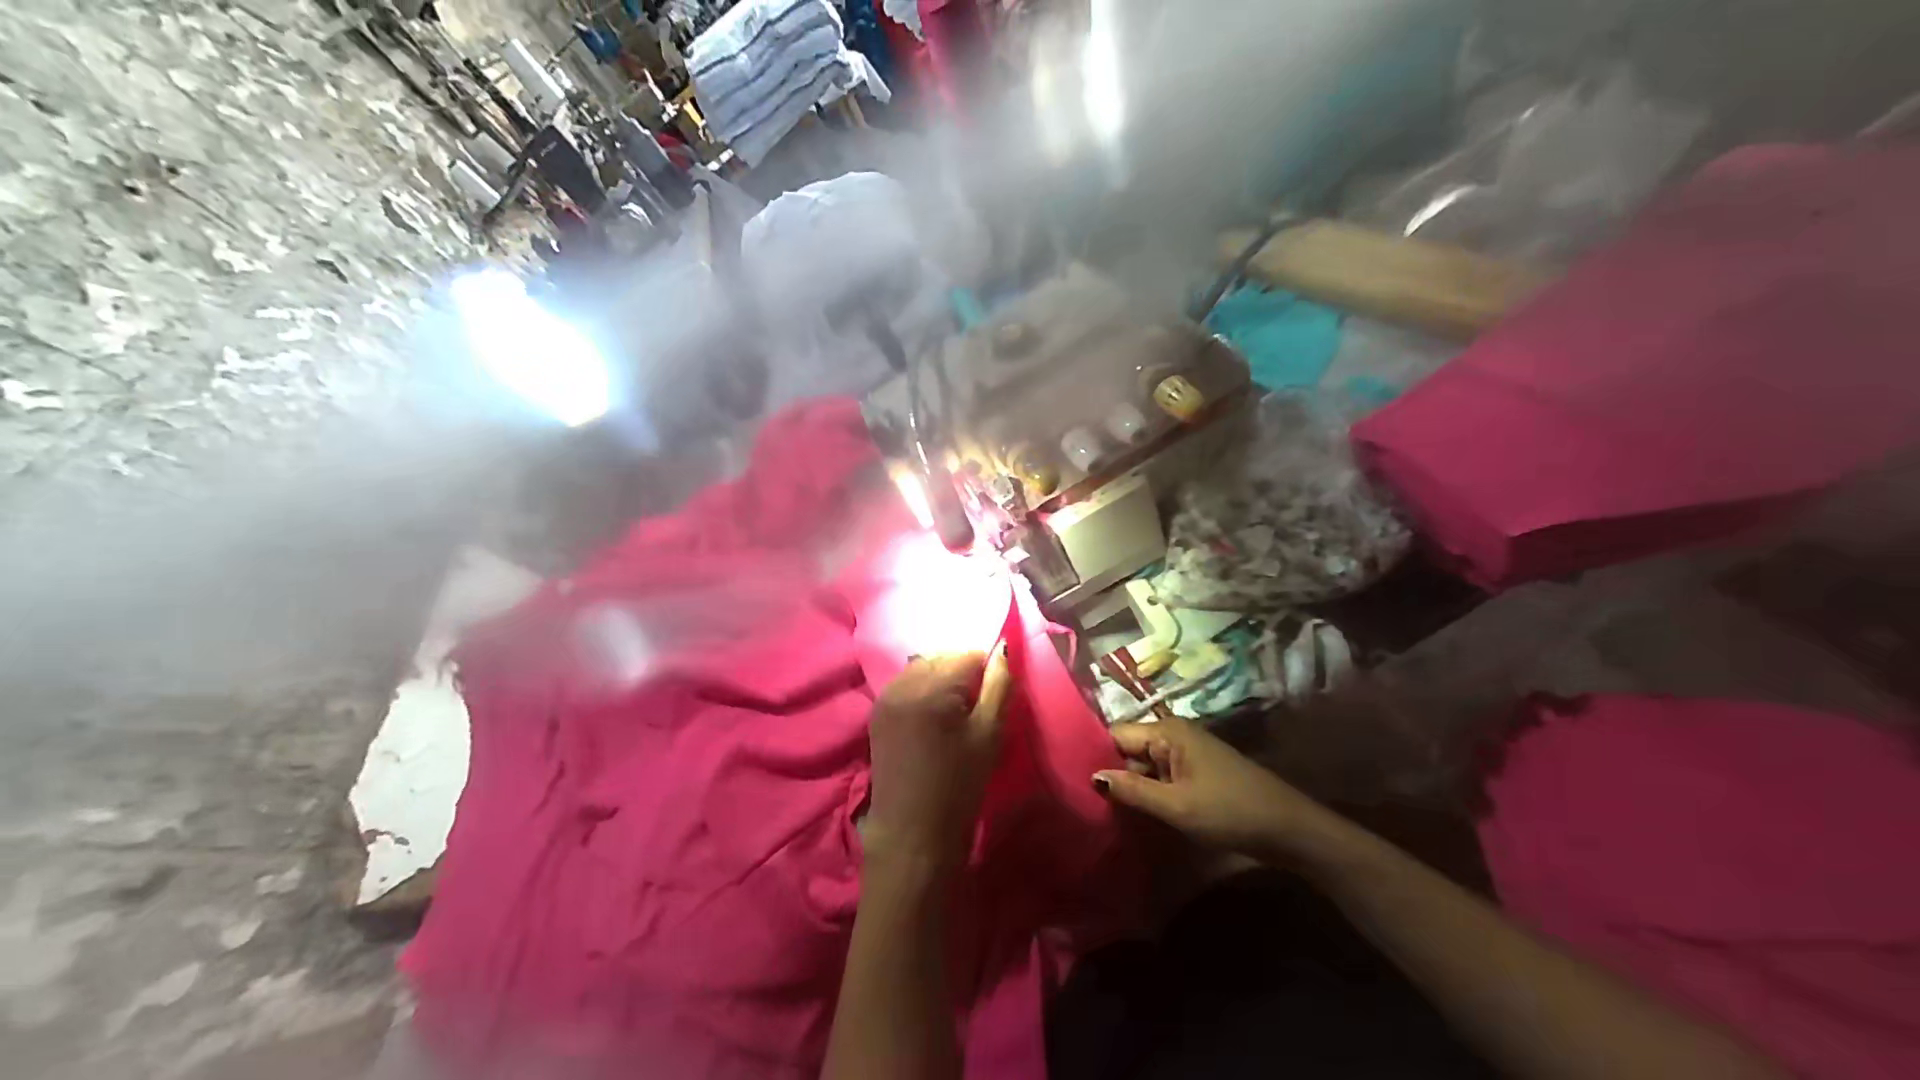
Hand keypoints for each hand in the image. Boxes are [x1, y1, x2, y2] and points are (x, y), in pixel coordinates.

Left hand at [864, 643, 1012, 873]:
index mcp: (930, 689)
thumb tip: (1003, 648)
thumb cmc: (958, 788)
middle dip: (963, 672)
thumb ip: (999, 686)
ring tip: (956, 716)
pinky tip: (934, 722)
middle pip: (942, 658)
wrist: (912, 835)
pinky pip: (906, 684)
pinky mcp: (877, 713)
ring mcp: (884, 698)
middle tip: (977, 708)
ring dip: (943, 680)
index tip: (995, 697)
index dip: (987, 670)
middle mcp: (901, 685)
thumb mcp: (989, 736)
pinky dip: (924, 691)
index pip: (967, 655)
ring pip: (923, 668)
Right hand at [1093, 715, 1334, 862]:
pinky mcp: (1196, 771)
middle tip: (1088, 803)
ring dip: (1131, 786)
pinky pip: (1161, 775)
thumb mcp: (1177, 806)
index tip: (1077, 783)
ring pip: (1144, 765)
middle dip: (1113, 774)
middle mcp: (1174, 734)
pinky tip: (1138, 813)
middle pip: (1128, 749)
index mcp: (1167, 732)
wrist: (1289, 830)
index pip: (1116, 735)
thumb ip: (1132, 790)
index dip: (1097, 757)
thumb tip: (1092, 777)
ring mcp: (1187, 752)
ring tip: (1107, 811)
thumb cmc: (1230, 812)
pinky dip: (1150, 791)